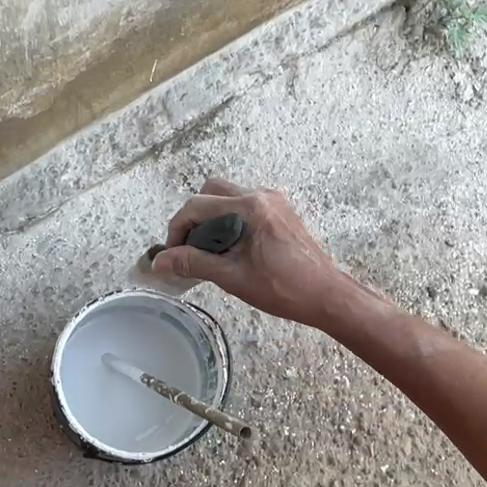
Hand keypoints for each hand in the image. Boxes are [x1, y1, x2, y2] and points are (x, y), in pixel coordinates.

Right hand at [153, 178, 356, 327]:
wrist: (326, 295)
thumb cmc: (284, 289)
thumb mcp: (232, 277)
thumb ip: (193, 263)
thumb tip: (160, 261)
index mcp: (249, 208)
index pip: (196, 206)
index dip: (177, 229)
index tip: (173, 253)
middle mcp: (261, 196)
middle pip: (210, 191)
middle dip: (193, 217)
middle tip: (189, 247)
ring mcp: (273, 201)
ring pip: (227, 196)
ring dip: (211, 218)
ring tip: (210, 251)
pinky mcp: (280, 211)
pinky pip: (244, 205)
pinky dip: (229, 220)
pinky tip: (231, 248)